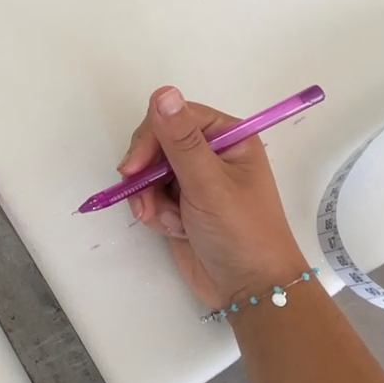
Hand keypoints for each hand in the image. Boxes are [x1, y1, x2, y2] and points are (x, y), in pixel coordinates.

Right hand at [121, 86, 307, 307]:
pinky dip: (153, 211)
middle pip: (157, 142)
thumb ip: (181, 139)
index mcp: (229, 138)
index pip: (176, 117)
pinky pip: (151, 194)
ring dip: (148, 197)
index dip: (151, 138)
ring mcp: (195, 179)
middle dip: (146, 173)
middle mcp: (211, 153)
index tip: (134, 167)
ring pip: (149, 170)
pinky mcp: (181, 202)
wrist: (249, 291)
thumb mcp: (208, 184)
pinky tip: (169, 228)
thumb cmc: (240, 233)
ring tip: (162, 220)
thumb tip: (163, 91)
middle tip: (144, 199)